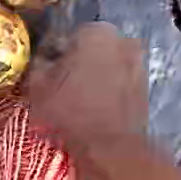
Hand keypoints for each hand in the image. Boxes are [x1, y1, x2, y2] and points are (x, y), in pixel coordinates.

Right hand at [27, 23, 180, 179]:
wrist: (110, 147)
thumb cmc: (70, 111)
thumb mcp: (38, 87)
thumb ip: (35, 65)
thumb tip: (39, 60)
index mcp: (94, 32)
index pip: (61, 39)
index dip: (47, 58)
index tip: (40, 76)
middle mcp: (122, 38)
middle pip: (85, 49)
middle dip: (71, 64)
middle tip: (56, 88)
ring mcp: (138, 61)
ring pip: (102, 64)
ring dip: (89, 76)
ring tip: (73, 100)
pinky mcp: (145, 83)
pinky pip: (116, 80)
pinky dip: (104, 88)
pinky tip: (90, 107)